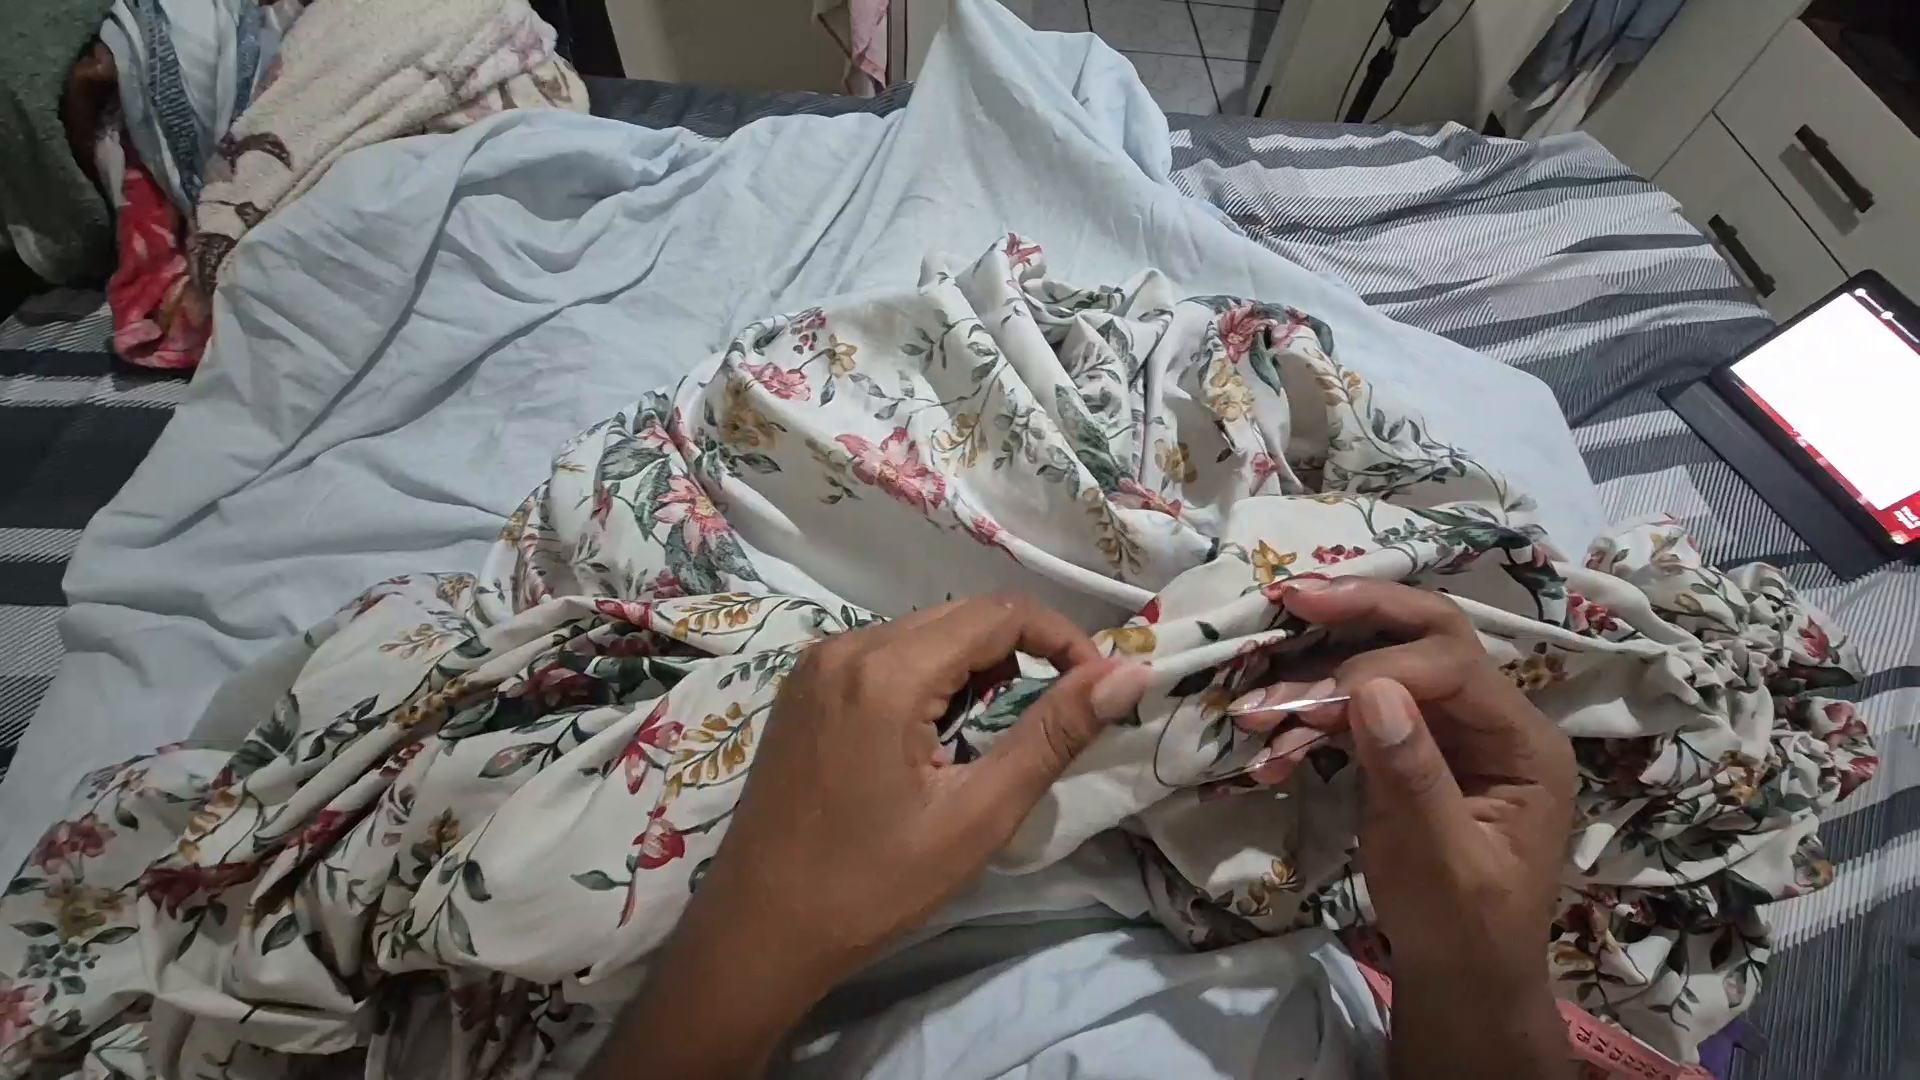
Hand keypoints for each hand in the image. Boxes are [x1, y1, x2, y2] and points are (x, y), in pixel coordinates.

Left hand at [593, 594, 1152, 1079]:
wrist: (756, 931)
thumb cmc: (872, 885)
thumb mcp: (978, 814)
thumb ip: (1054, 734)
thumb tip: (1127, 675)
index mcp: (887, 670)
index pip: (1000, 613)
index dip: (1061, 637)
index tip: (1094, 684)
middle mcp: (848, 644)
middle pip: (961, 615)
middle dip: (1019, 652)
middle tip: (1047, 715)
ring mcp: (818, 660)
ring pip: (924, 630)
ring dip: (973, 665)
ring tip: (986, 735)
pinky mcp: (804, 683)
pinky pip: (886, 651)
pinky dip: (928, 674)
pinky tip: (930, 733)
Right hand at [1230, 577, 1576, 1078]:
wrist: (1458, 971)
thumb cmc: (1465, 925)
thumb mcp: (1444, 861)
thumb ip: (1412, 775)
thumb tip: (1369, 688)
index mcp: (1521, 741)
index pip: (1451, 664)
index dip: (1377, 667)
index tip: (1309, 703)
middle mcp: (1488, 716)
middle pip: (1425, 631)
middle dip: (1356, 611)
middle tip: (1290, 597)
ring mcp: (1441, 724)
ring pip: (1376, 660)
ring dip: (1309, 678)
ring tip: (1253, 708)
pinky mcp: (1399, 739)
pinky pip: (1349, 705)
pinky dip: (1304, 717)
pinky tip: (1268, 743)